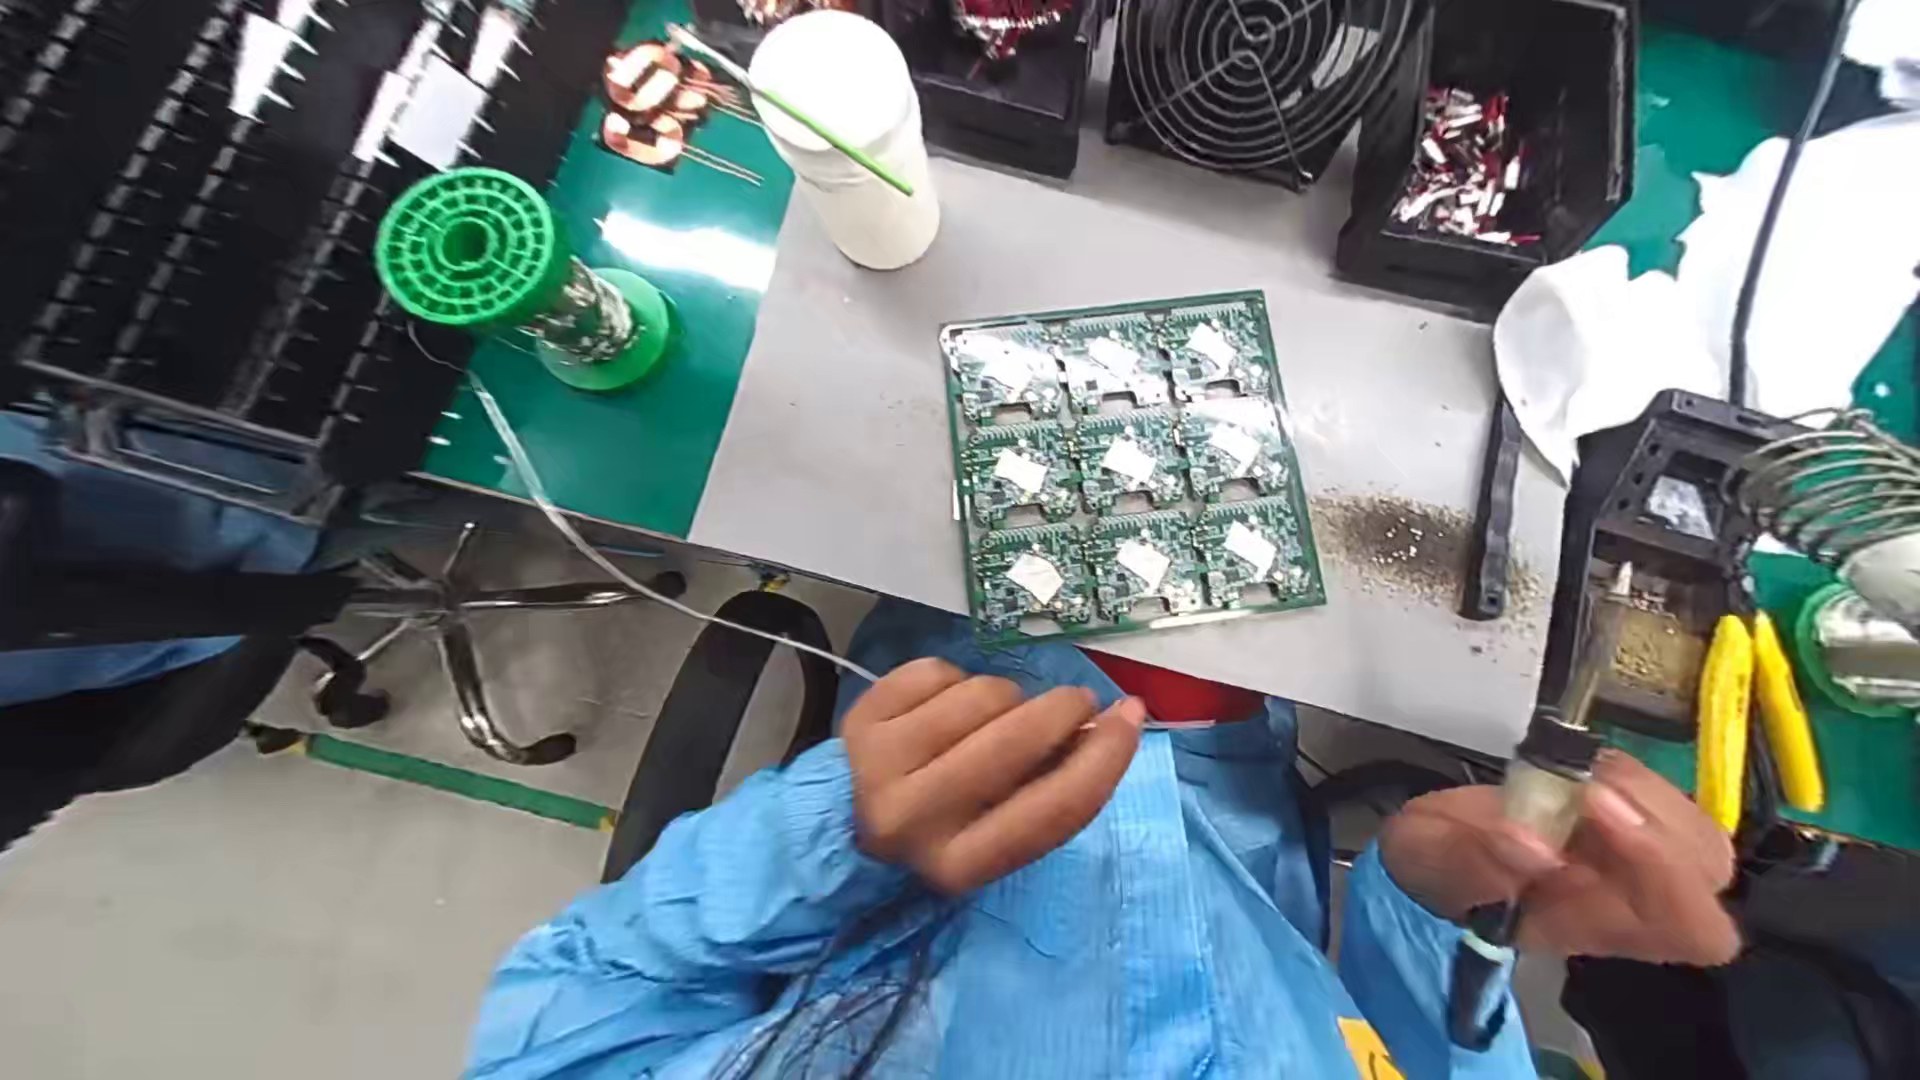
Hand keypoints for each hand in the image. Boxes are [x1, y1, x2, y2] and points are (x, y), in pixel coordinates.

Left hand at [842, 658, 1145, 893]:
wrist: (841, 818)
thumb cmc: (935, 826)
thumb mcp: (992, 834)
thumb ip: (1048, 789)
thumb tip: (1108, 724)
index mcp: (959, 865)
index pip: (1052, 810)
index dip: (1104, 759)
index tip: (1131, 717)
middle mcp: (915, 817)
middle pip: (1018, 739)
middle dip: (1061, 709)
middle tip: (1073, 701)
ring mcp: (882, 760)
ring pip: (983, 694)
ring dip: (1003, 696)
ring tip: (989, 717)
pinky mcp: (862, 714)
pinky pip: (939, 670)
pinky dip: (954, 679)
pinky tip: (943, 704)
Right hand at [1379, 750, 1739, 964]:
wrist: (1427, 847)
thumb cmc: (1426, 862)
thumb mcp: (1427, 859)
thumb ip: (1472, 859)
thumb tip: (1530, 845)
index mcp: (1590, 924)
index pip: (1684, 923)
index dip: (1661, 866)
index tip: (1594, 803)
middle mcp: (1630, 900)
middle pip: (1704, 871)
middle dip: (1655, 816)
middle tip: (1583, 778)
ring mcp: (1628, 860)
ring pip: (1695, 833)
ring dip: (1643, 789)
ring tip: (1576, 766)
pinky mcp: (1615, 822)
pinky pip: (1659, 801)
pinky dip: (1627, 773)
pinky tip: (1578, 762)